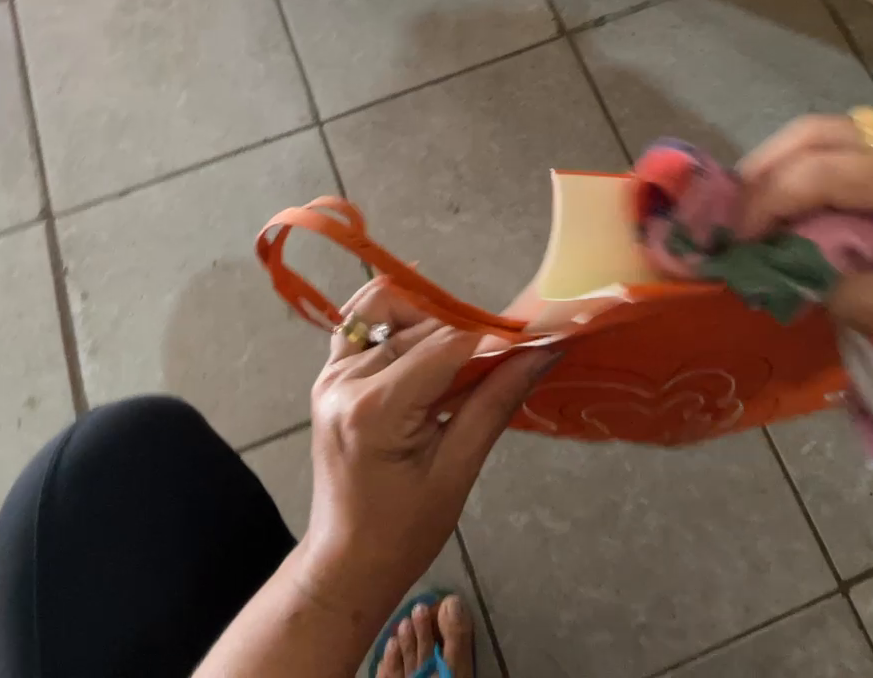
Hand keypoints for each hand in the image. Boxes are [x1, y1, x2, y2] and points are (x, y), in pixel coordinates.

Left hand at [296, 279, 557, 607]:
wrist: (347, 562)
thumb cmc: (404, 531)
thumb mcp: (457, 471)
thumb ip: (496, 402)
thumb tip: (542, 352)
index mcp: (373, 409)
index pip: (444, 347)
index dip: (491, 339)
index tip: (531, 340)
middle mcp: (344, 380)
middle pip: (420, 327)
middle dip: (468, 331)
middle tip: (506, 354)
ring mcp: (331, 373)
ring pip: (389, 310)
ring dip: (432, 319)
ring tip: (463, 350)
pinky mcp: (330, 374)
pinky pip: (362, 321)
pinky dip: (398, 318)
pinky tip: (427, 336)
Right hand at [735, 116, 872, 397]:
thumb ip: (855, 295)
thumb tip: (792, 277)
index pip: (820, 171)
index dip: (762, 203)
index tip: (729, 244)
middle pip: (823, 134)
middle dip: (764, 171)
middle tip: (729, 219)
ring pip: (843, 142)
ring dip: (793, 174)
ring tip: (759, 220)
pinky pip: (870, 162)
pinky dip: (828, 184)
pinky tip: (816, 221)